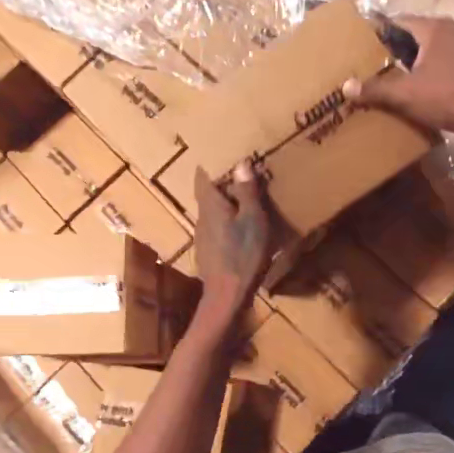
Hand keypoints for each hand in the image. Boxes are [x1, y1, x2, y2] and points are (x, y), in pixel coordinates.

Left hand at [192, 164, 271, 326]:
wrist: (226, 295)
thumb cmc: (243, 255)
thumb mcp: (252, 220)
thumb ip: (246, 192)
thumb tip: (241, 163)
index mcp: (210, 206)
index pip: (202, 178)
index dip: (210, 166)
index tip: (222, 157)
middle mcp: (201, 218)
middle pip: (207, 194)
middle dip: (221, 185)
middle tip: (240, 177)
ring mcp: (202, 237)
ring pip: (212, 212)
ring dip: (225, 205)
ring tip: (244, 201)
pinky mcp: (208, 252)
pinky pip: (216, 228)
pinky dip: (226, 222)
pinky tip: (240, 229)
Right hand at [346, 16, 453, 147]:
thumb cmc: (444, 98)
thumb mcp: (403, 95)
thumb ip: (374, 89)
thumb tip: (346, 87)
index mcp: (435, 29)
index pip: (399, 22)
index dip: (378, 33)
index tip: (361, 46)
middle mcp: (453, 30)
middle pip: (415, 34)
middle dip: (394, 48)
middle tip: (372, 63)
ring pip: (431, 48)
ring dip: (412, 60)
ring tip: (393, 76)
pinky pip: (444, 61)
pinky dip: (429, 69)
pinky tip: (420, 86)